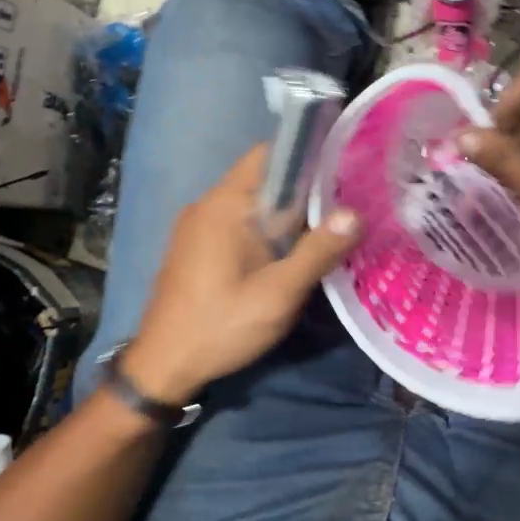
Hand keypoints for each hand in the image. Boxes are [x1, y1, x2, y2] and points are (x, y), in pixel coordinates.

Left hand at [121, 145, 358, 403]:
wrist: (163, 367)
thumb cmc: (221, 326)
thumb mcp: (279, 293)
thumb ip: (318, 251)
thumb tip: (357, 212)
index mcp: (226, 204)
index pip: (272, 153)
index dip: (311, 154)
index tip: (348, 167)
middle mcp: (209, 204)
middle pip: (267, 177)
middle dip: (308, 186)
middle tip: (350, 202)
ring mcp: (200, 225)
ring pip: (256, 202)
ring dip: (291, 211)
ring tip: (332, 225)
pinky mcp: (199, 246)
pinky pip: (243, 222)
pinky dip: (271, 228)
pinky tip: (296, 250)